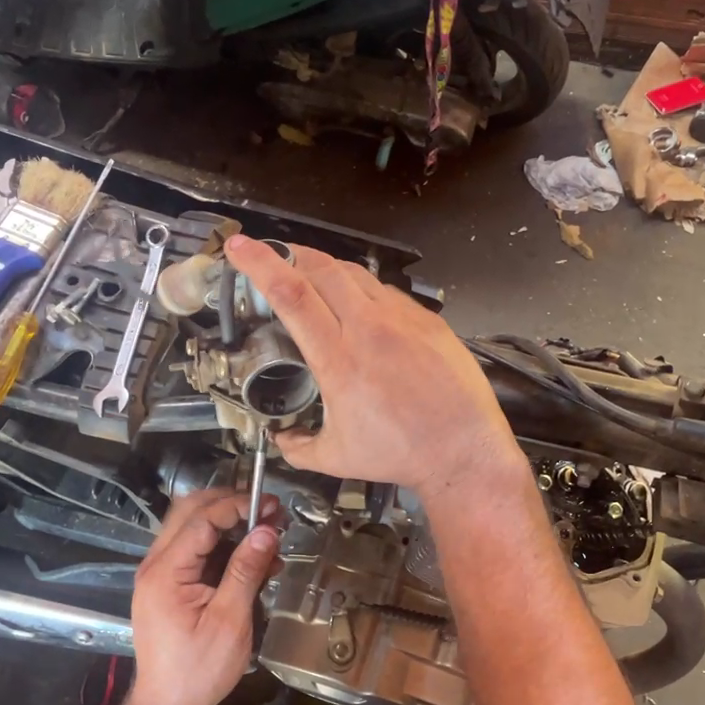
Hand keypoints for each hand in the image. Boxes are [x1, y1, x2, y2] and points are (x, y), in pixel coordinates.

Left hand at [128, 489, 281, 704]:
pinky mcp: (168, 586)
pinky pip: (195, 551)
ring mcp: (159, 575)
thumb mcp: (230, 620)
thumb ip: (246, 571)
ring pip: (192, 528)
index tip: (273, 506)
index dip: (238, 505)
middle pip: (190, 512)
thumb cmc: (199, 670)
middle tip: (270, 511)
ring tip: (269, 533)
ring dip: (230, 523)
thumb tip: (267, 530)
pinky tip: (256, 560)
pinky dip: (224, 546)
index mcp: (165, 572)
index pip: (202, 519)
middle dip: (232, 505)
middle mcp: (155, 566)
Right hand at [225, 236, 527, 502]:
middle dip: (292, 253)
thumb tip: (282, 441)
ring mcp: (402, 320)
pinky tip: (362, 306)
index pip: (291, 294)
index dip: (260, 264)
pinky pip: (389, 292)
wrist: (464, 450)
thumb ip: (299, 447)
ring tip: (315, 275)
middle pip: (322, 268)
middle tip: (277, 255)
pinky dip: (365, 289)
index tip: (240, 247)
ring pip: (357, 274)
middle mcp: (369, 329)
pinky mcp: (428, 321)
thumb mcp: (337, 457)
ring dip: (329, 268)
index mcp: (338, 358)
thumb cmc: (402, 453)